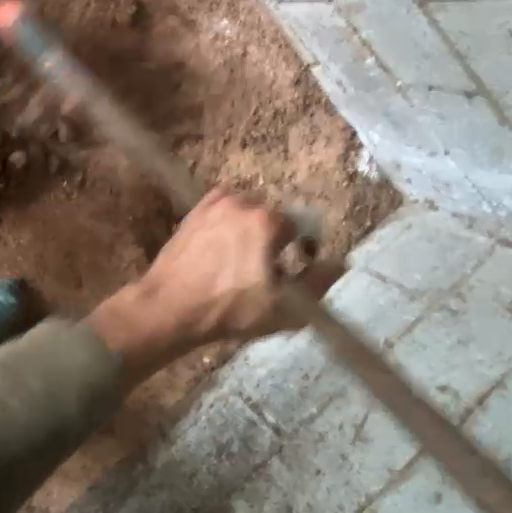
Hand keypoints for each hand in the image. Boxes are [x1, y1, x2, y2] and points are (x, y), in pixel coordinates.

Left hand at [85, 189, 307, 387]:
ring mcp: (212, 204)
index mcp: (266, 220)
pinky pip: (222, 211)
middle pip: (271, 217)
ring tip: (242, 262)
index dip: (301, 249)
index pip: (299, 227)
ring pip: (245, 212)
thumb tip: (340, 262)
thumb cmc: (230, 309)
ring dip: (249, 230)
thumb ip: (318, 282)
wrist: (170, 306)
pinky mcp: (193, 212)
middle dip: (274, 239)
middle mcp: (240, 202)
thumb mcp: (285, 307)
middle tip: (266, 270)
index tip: (292, 272)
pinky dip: (227, 224)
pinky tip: (221, 250)